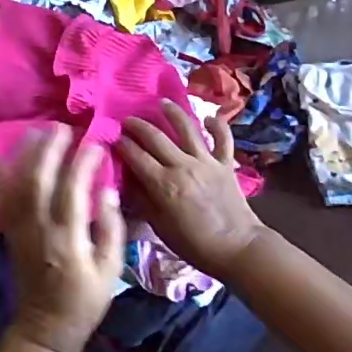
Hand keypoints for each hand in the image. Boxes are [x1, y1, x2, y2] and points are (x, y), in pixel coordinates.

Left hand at [0, 124, 124, 351]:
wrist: (44, 328)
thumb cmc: (84, 300)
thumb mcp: (111, 270)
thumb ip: (112, 229)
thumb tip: (108, 190)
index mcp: (68, 239)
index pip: (73, 191)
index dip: (83, 163)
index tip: (95, 143)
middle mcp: (39, 229)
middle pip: (39, 180)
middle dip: (50, 149)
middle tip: (63, 126)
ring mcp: (20, 229)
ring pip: (18, 184)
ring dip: (28, 154)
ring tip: (40, 130)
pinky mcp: (9, 232)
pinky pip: (2, 198)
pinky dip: (3, 175)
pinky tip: (9, 156)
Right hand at [115, 102, 269, 278]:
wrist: (238, 248)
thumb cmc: (195, 244)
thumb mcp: (161, 228)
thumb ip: (143, 202)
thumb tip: (127, 182)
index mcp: (164, 184)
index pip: (136, 157)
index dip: (122, 145)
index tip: (113, 137)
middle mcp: (183, 166)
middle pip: (156, 138)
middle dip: (138, 126)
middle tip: (127, 119)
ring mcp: (206, 161)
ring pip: (187, 128)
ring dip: (173, 113)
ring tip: (162, 102)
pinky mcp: (225, 163)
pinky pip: (222, 138)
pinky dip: (217, 125)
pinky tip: (208, 118)